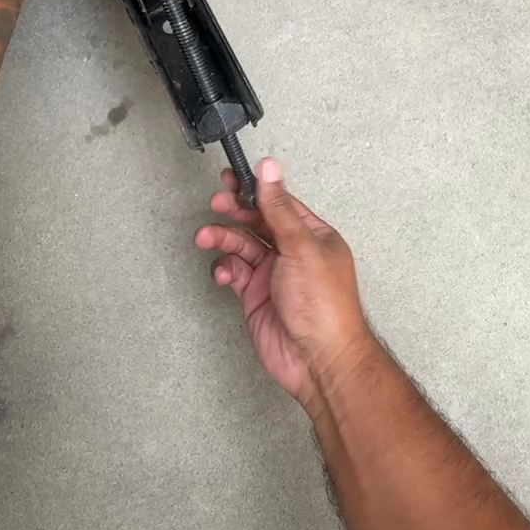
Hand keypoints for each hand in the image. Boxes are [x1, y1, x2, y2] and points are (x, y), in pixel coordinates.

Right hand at [195, 158, 371, 412]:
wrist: (318, 360)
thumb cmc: (324, 304)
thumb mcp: (300, 246)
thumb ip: (278, 207)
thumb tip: (269, 168)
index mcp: (312, 235)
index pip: (279, 202)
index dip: (255, 189)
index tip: (232, 177)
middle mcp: (292, 251)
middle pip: (257, 221)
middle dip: (235, 210)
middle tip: (217, 200)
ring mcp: (273, 274)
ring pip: (241, 245)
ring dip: (222, 237)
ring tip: (205, 236)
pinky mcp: (256, 295)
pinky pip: (234, 272)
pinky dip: (224, 269)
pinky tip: (223, 273)